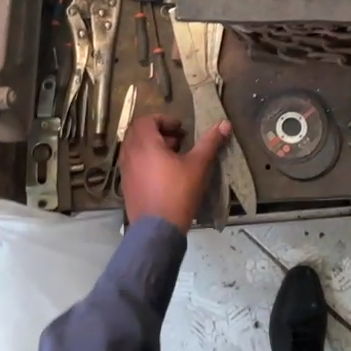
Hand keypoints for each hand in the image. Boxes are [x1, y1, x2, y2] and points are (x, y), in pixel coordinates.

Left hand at [119, 115, 230, 231]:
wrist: (157, 230)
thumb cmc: (178, 193)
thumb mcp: (198, 165)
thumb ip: (210, 142)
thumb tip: (224, 123)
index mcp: (144, 144)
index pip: (146, 120)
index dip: (164, 119)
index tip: (180, 128)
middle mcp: (130, 154)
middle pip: (138, 133)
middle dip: (158, 132)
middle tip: (177, 140)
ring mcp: (126, 171)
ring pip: (135, 149)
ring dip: (152, 146)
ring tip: (172, 156)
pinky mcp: (127, 186)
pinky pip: (133, 164)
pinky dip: (146, 161)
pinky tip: (164, 174)